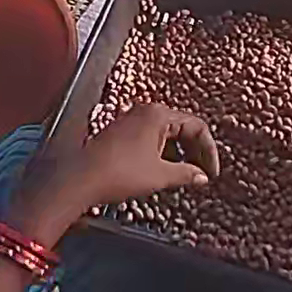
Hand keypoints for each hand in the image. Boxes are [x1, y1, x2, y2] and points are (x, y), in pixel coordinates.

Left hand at [14, 105, 219, 240]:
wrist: (80, 180)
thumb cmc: (120, 173)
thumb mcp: (160, 175)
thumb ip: (186, 173)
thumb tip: (201, 176)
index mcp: (158, 114)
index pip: (196, 126)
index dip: (209, 150)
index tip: (212, 172)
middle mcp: (145, 111)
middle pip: (182, 127)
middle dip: (195, 150)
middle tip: (203, 173)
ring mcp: (131, 120)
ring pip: (166, 133)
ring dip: (179, 152)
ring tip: (185, 175)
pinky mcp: (120, 132)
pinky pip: (151, 137)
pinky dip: (163, 152)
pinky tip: (163, 170)